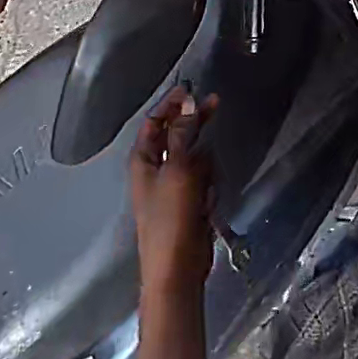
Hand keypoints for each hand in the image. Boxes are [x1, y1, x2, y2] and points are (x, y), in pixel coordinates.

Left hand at [130, 86, 217, 297]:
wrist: (177, 270)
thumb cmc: (171, 217)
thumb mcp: (178, 168)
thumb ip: (183, 133)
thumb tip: (188, 102)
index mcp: (143, 159)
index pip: (155, 121)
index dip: (171, 103)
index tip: (191, 88)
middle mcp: (155, 169)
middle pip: (176, 134)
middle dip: (194, 123)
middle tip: (214, 103)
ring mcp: (173, 186)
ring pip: (194, 156)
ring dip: (204, 164)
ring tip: (205, 185)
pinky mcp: (190, 201)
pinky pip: (204, 178)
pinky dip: (208, 184)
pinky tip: (208, 202)